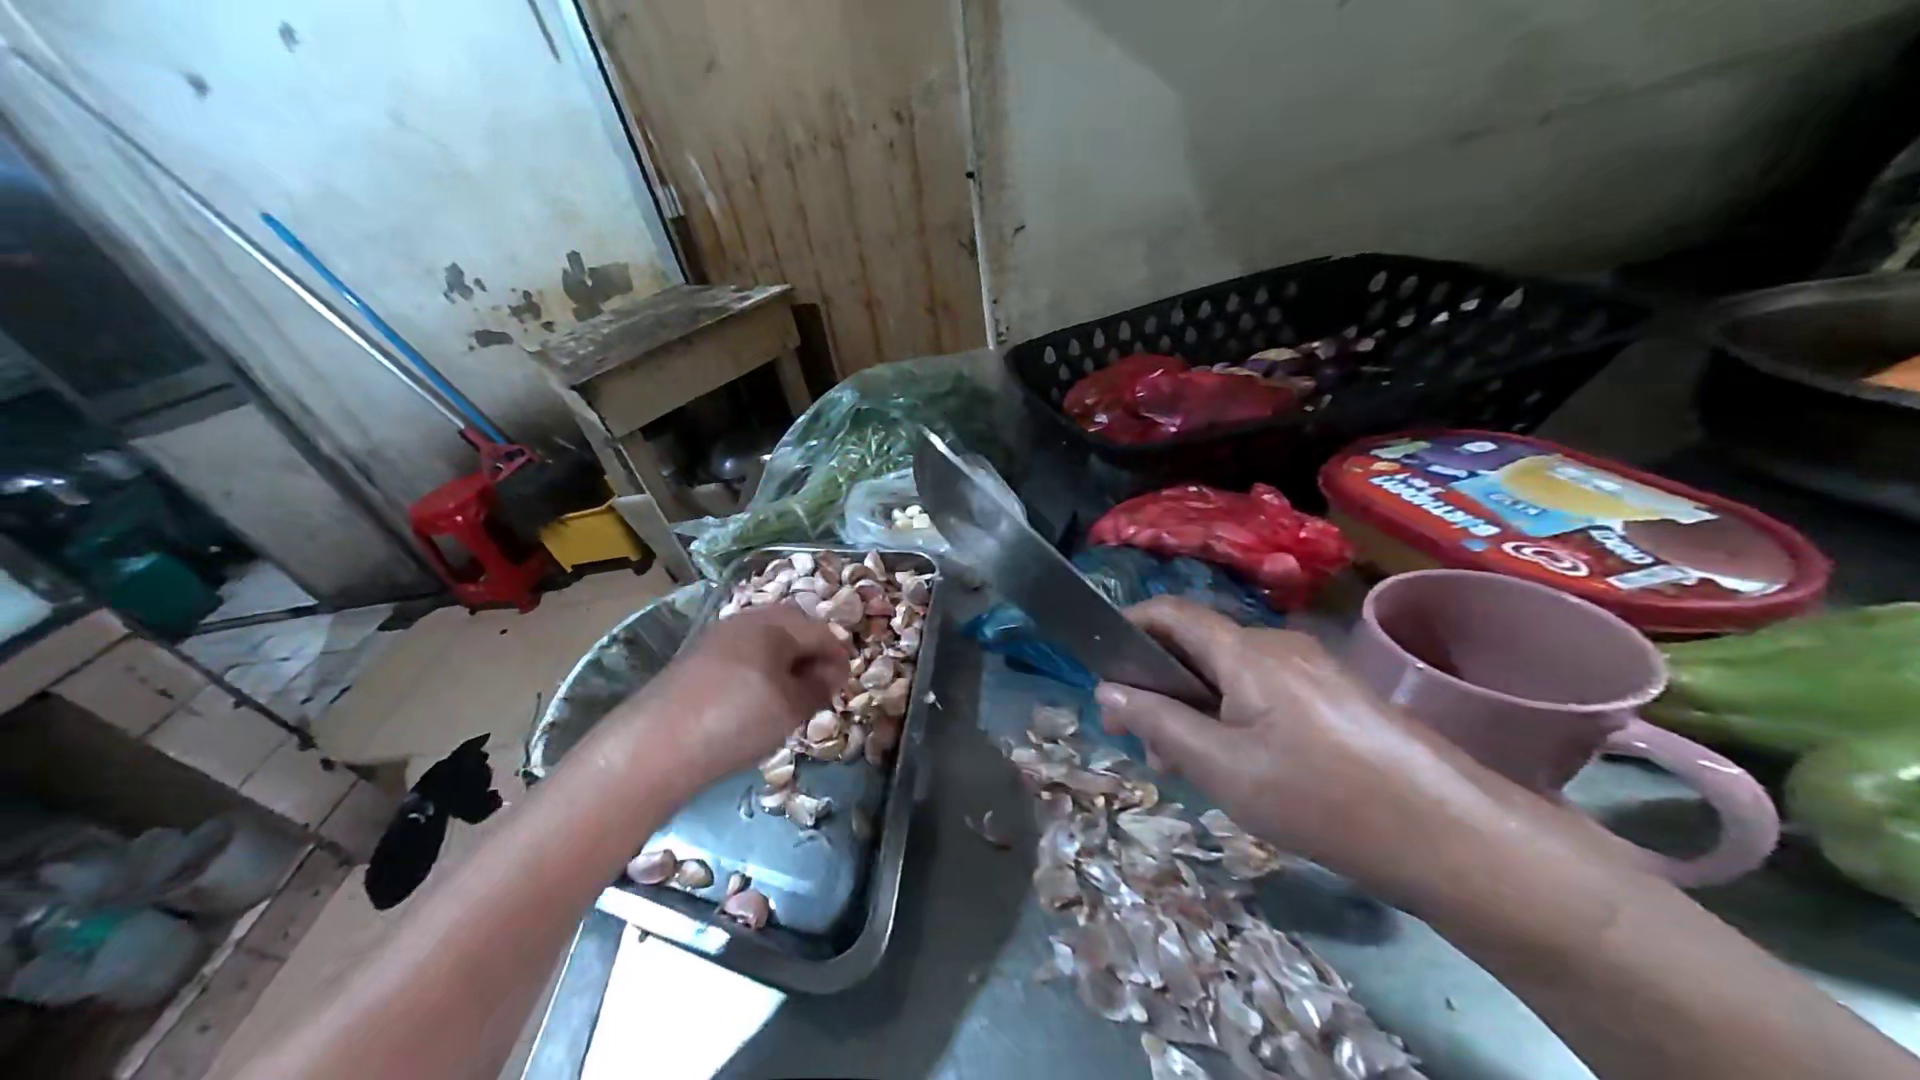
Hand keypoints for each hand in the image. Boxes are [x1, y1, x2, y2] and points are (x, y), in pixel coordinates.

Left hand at [609, 605, 847, 790]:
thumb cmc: (737, 720)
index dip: (838, 657)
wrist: (655, 745)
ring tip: (790, 695)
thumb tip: (831, 671)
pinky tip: (755, 700)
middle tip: (820, 685)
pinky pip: (742, 655)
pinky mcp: (696, 660)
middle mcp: (745, 621)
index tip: (845, 684)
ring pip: (764, 641)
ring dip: (784, 661)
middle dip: (811, 652)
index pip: (820, 631)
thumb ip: (819, 685)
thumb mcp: (792, 707)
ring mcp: (716, 638)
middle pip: (790, 627)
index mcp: (773, 624)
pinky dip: (759, 671)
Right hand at [1094, 596, 1590, 902]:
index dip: (1131, 625)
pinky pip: (1266, 693)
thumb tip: (1107, 691)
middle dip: (1161, 686)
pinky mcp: (1337, 698)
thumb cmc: (1321, 797)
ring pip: (1233, 675)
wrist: (1452, 835)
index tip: (1100, 662)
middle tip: (1142, 742)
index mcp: (1247, 652)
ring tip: (1188, 764)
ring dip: (1197, 708)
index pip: (1172, 613)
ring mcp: (1315, 670)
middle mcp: (1281, 646)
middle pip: (1201, 648)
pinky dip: (1234, 717)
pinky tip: (1240, 767)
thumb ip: (1159, 723)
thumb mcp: (1223, 767)